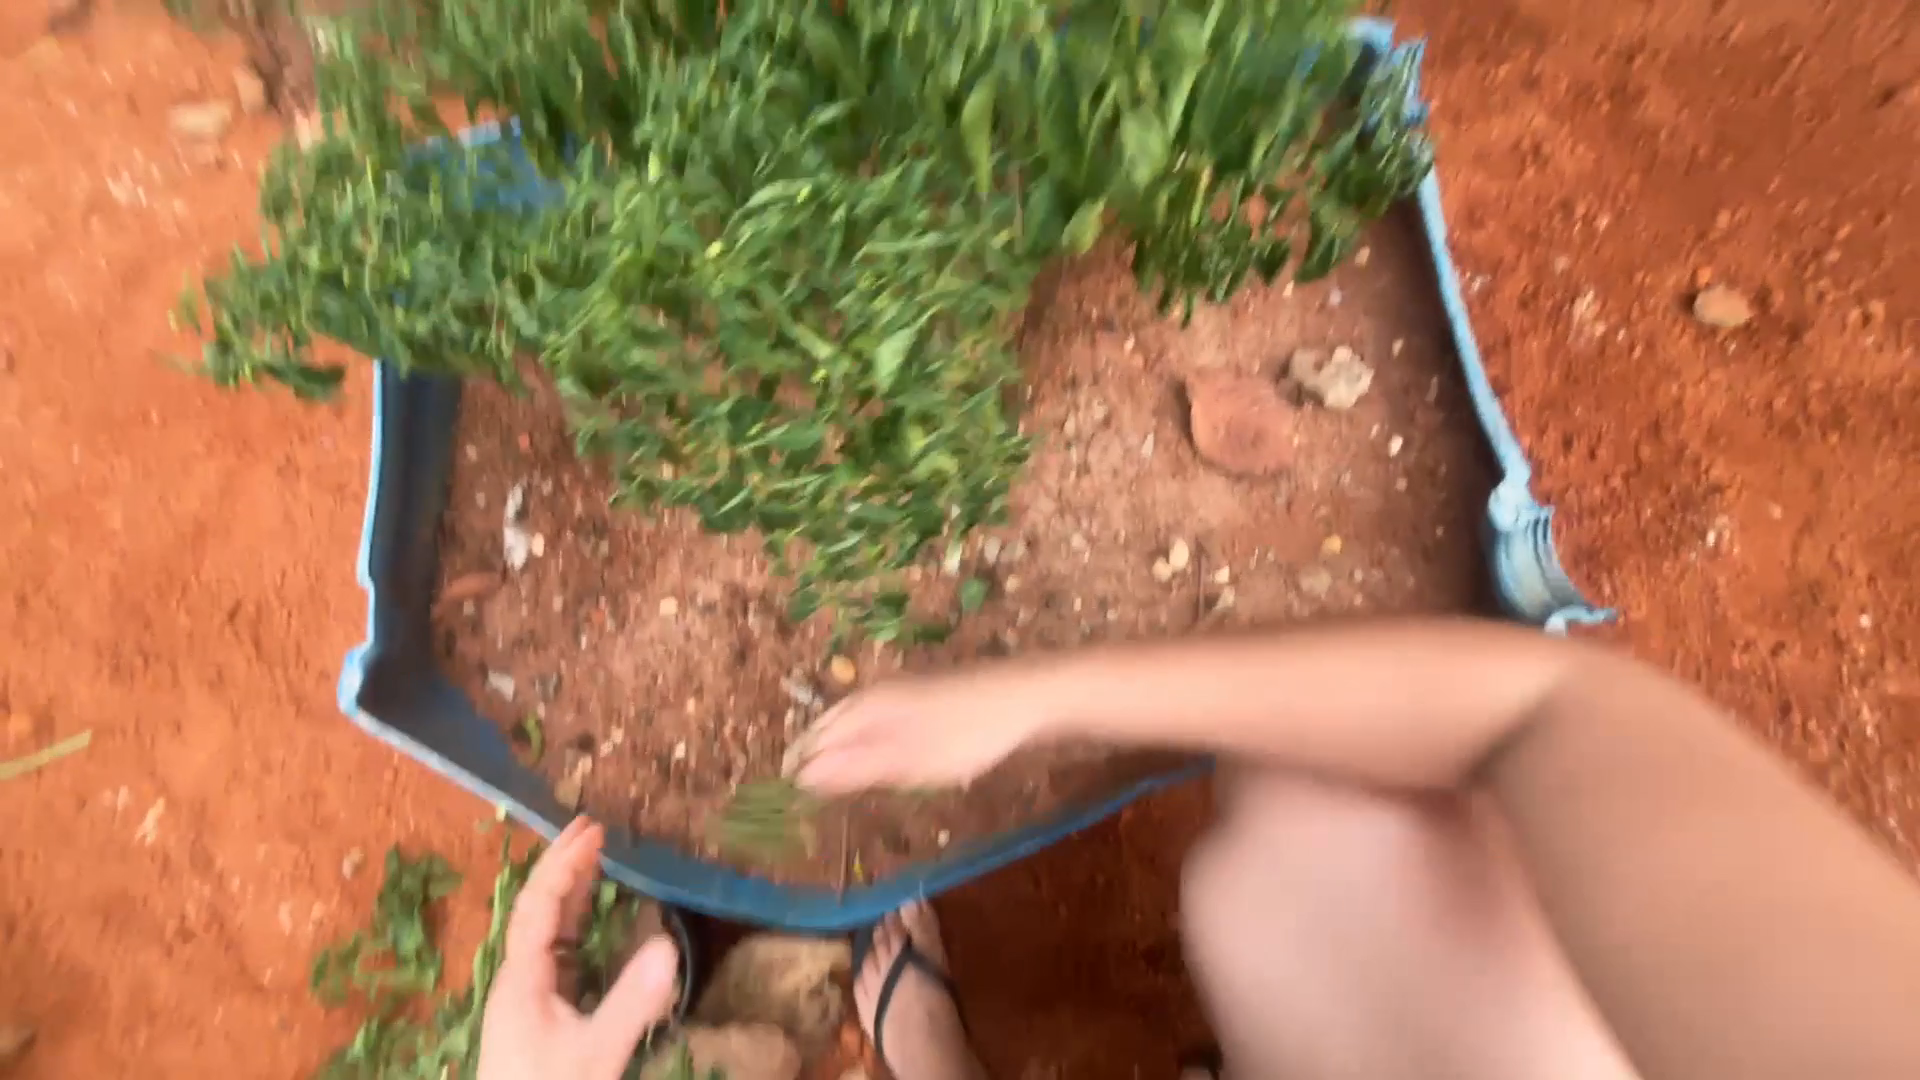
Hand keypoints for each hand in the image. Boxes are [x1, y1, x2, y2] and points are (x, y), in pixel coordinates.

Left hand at [478, 817, 679, 1079]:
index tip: (595, 830)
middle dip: (562, 865)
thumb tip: (670, 942)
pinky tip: (592, 914)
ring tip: (595, 854)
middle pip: (535, 909)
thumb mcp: (593, 1055)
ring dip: (568, 888)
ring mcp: (528, 997)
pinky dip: (575, 918)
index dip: (564, 864)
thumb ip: (629, 1003)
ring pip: (544, 928)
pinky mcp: (541, 1014)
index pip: (538, 906)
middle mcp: (519, 980)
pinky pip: (556, 948)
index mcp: (521, 980)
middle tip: (593, 827)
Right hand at [789, 663, 1058, 793]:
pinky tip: (877, 764)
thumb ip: (856, 767)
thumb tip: (801, 777)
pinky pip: (875, 723)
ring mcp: (898, 694)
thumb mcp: (908, 760)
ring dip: (837, 753)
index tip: (784, 808)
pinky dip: (863, 746)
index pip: (812, 741)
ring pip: (852, 724)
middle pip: (828, 729)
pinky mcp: (919, 700)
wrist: (1021, 698)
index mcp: (865, 707)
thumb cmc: (963, 734)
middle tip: (804, 802)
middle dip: (812, 761)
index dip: (796, 772)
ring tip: (831, 787)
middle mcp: (874, 695)